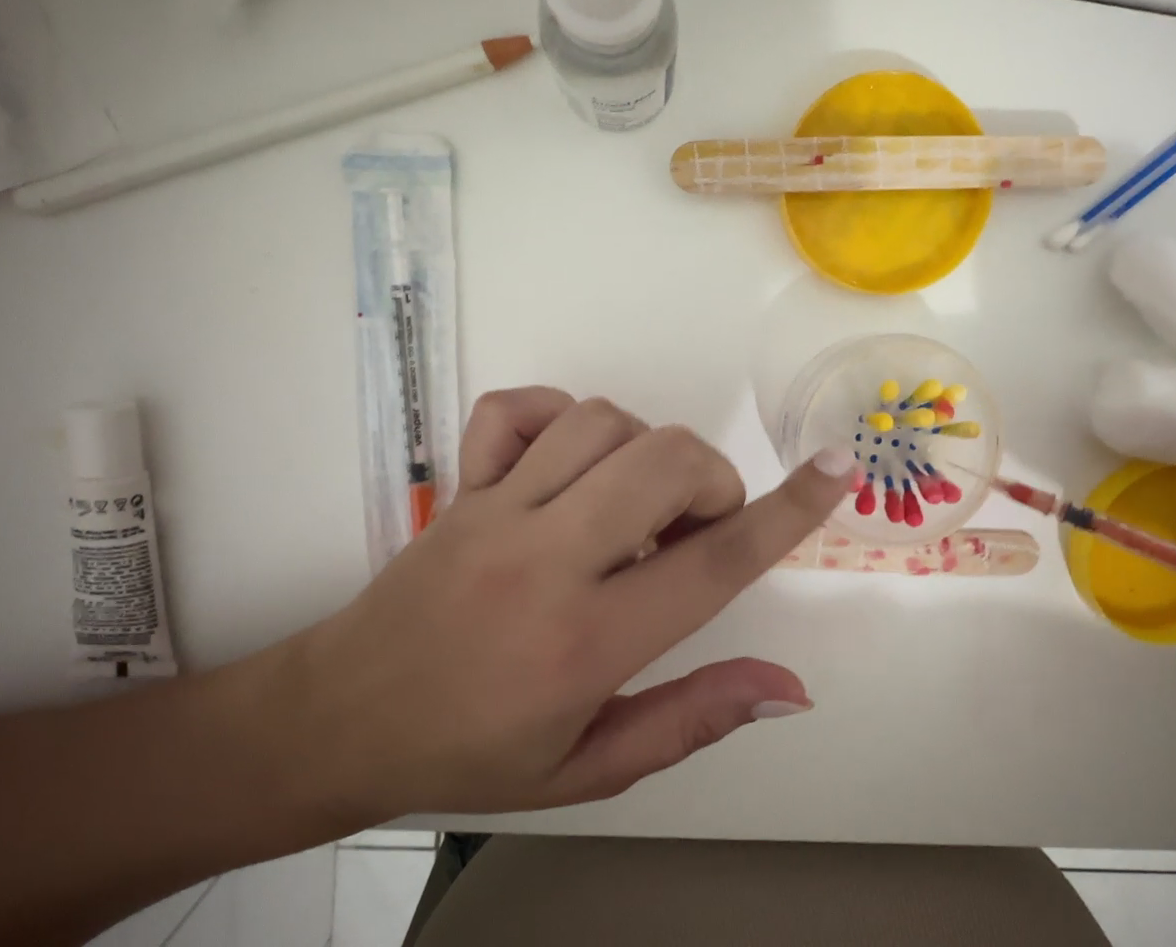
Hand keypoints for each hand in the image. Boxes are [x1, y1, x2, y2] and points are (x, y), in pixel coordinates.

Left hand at [281, 387, 852, 819]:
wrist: (340, 722)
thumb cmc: (474, 755)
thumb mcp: (592, 767)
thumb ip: (694, 720)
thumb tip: (788, 687)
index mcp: (586, 643)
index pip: (713, 562)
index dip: (788, 512)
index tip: (835, 468)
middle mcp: (545, 561)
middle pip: (665, 464)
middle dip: (711, 480)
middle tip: (694, 527)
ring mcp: (494, 512)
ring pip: (601, 422)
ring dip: (645, 450)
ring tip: (633, 504)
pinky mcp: (458, 487)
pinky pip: (514, 408)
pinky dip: (558, 414)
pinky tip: (569, 463)